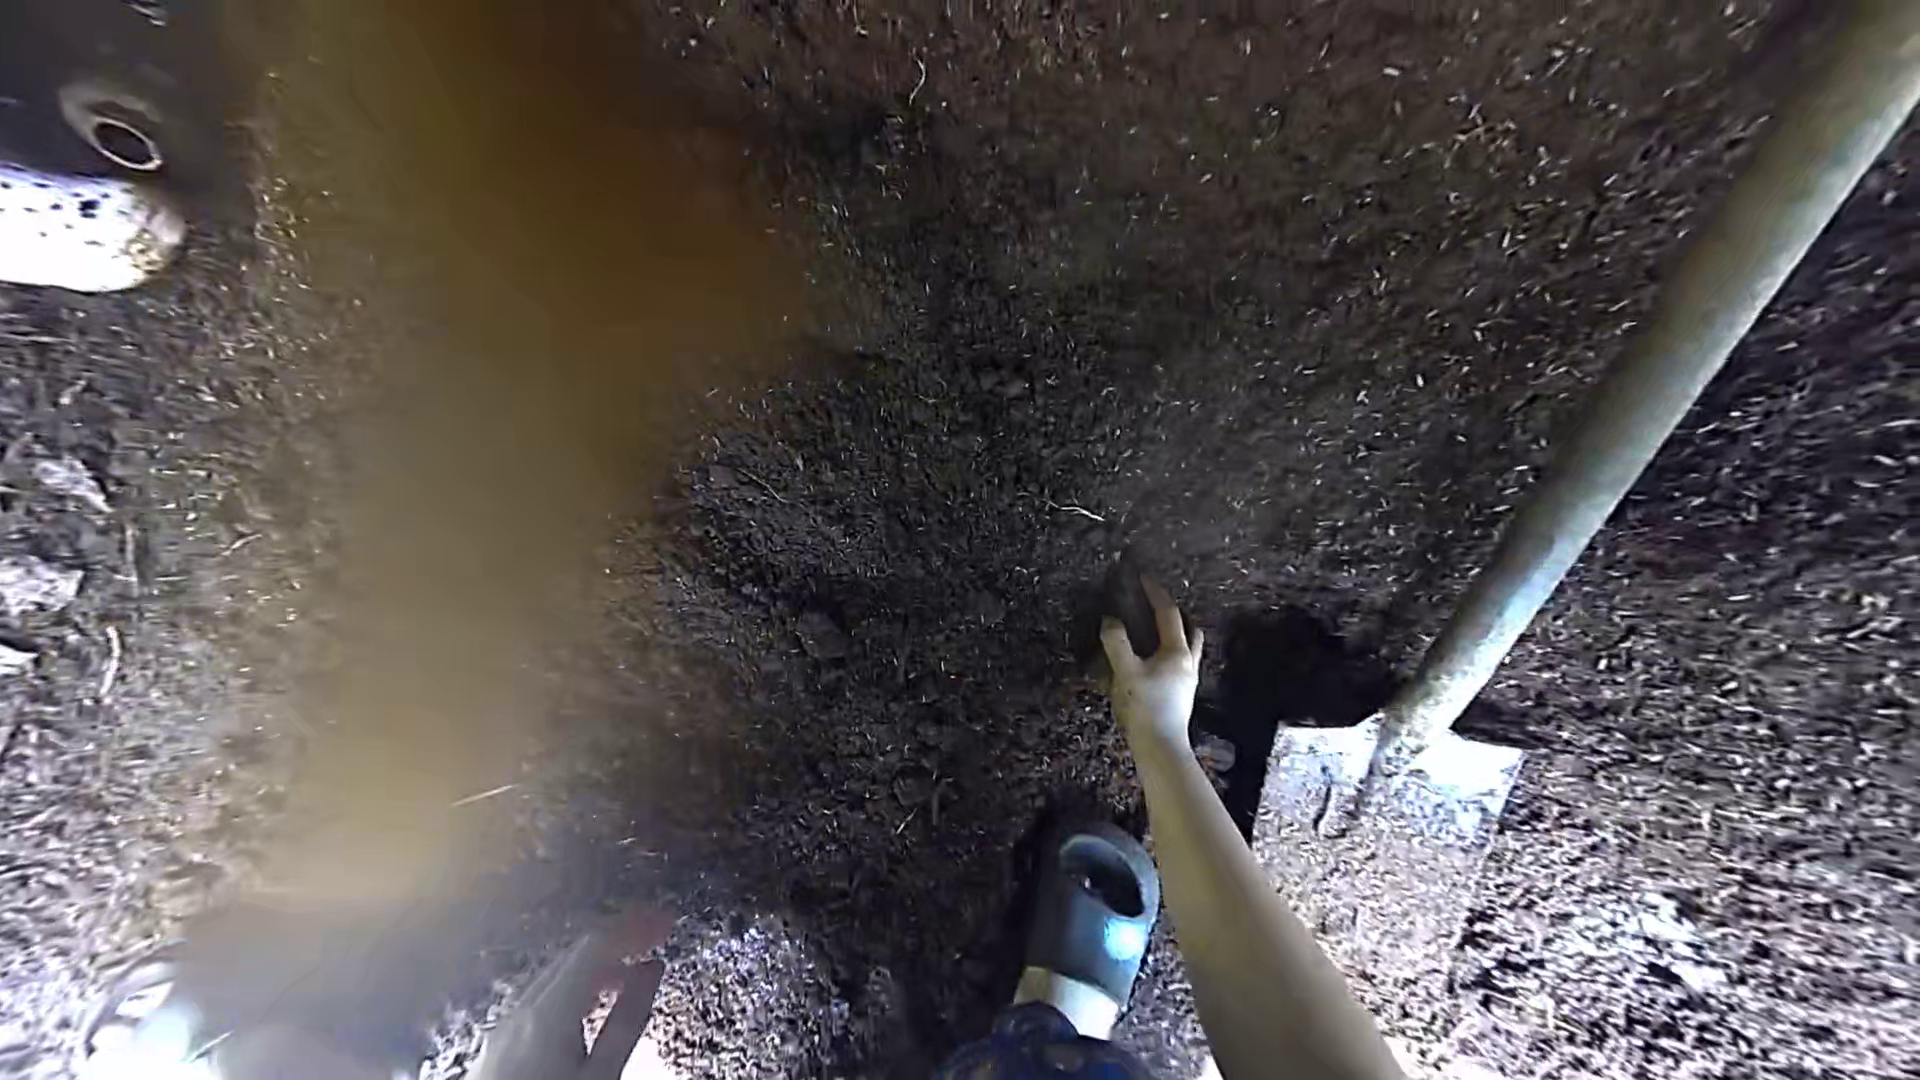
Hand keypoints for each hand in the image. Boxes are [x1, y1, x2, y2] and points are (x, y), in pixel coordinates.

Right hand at [1100, 577, 1203, 749]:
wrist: (1161, 748)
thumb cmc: (1144, 708)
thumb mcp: (1125, 672)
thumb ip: (1117, 642)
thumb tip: (1110, 619)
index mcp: (1176, 652)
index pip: (1168, 613)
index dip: (1155, 593)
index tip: (1143, 578)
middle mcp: (1187, 662)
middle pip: (1189, 627)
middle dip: (1174, 611)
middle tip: (1155, 603)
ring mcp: (1187, 678)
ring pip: (1189, 645)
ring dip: (1177, 631)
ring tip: (1156, 627)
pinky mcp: (1182, 693)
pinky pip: (1181, 660)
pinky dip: (1171, 649)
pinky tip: (1155, 657)